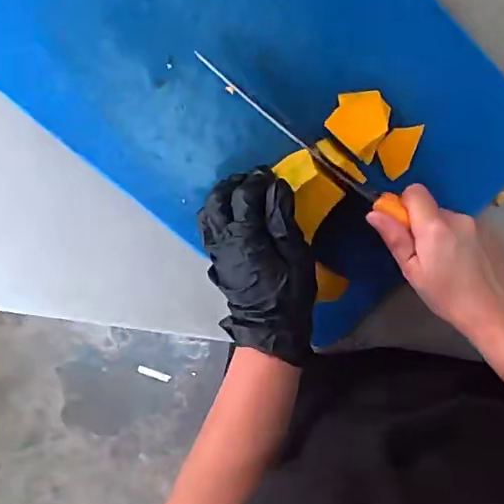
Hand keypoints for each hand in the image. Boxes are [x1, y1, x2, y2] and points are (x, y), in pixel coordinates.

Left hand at [198, 169, 315, 366]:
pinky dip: (219, 214)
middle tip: (253, 180)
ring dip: (222, 198)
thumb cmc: (289, 293)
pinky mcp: (215, 260)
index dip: (257, 180)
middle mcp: (223, 240)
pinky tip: (235, 215)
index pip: (243, 195)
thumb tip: (276, 187)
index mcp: (244, 236)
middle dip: (233, 184)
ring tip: (242, 194)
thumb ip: (282, 218)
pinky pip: (209, 228)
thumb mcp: (296, 254)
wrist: (269, 329)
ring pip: (208, 213)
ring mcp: (215, 251)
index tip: (270, 174)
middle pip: (217, 199)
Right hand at [367, 184, 503, 341]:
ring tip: (447, 264)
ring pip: (449, 220)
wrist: (497, 311)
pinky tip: (465, 264)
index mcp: (434, 226)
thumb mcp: (412, 271)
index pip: (415, 191)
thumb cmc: (447, 296)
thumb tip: (374, 213)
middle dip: (423, 226)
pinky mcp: (493, 232)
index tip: (404, 229)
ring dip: (442, 234)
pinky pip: (466, 228)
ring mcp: (478, 223)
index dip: (404, 205)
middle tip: (425, 257)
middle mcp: (458, 217)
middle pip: (431, 208)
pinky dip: (460, 240)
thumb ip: (395, 238)